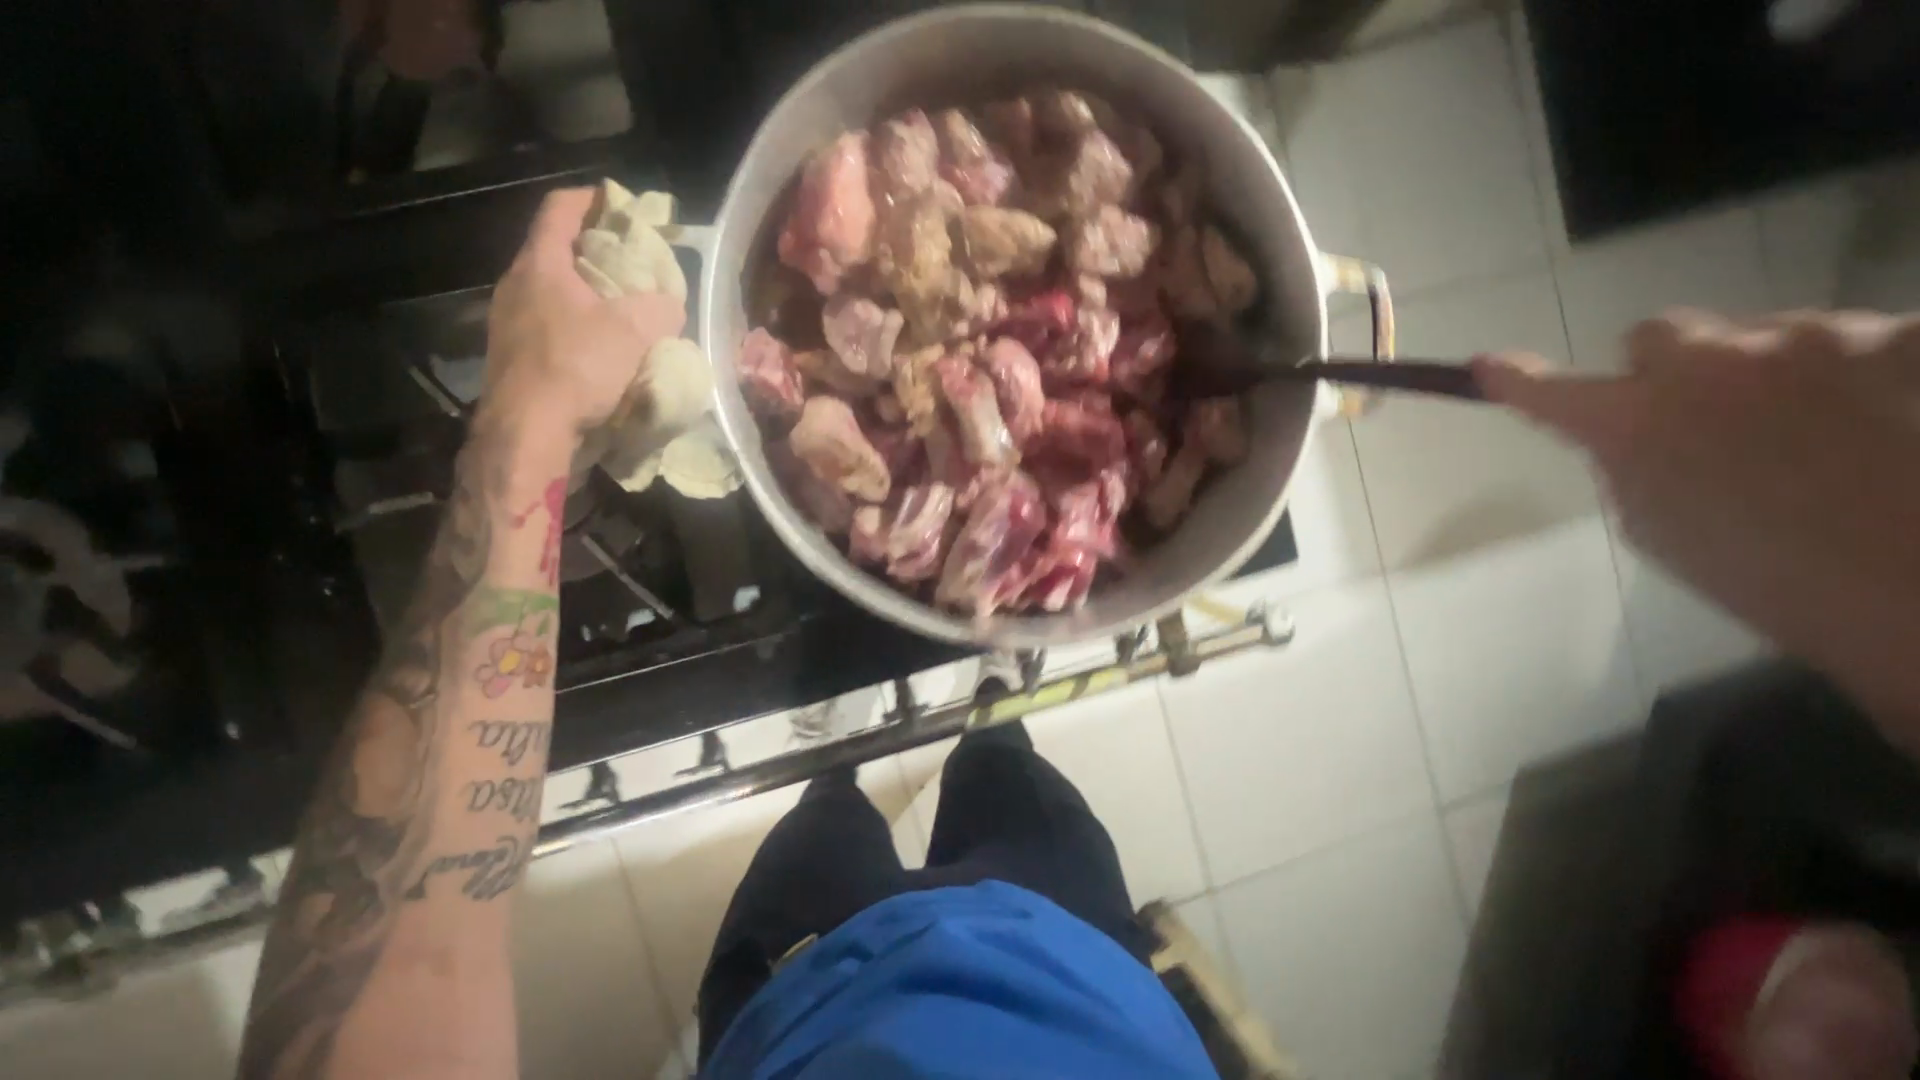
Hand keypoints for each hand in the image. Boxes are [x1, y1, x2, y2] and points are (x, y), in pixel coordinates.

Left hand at [483, 188, 686, 435]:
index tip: (620, 203)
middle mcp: (515, 285)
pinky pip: (548, 325)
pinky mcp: (512, 357)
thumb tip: (668, 305)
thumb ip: (659, 308)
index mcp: (540, 265)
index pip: (558, 209)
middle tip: (632, 264)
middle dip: (595, 252)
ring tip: (622, 310)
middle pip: (556, 251)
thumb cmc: (576, 367)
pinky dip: (576, 326)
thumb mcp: (633, 331)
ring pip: (552, 292)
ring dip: (586, 294)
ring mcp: (508, 322)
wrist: (527, 431)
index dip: (591, 198)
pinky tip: (600, 350)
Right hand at [1473, 310, 1919, 735]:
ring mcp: (1814, 338)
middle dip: (1672, 367)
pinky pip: (1865, 339)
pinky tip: (1889, 423)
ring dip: (1774, 370)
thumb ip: (1629, 466)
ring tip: (1830, 434)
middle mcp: (1710, 363)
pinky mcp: (1906, 332)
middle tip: (1709, 417)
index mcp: (1636, 422)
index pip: (1551, 392)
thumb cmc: (1777, 579)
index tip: (1486, 365)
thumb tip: (1626, 434)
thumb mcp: (1663, 531)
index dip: (1516, 380)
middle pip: (1661, 334)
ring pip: (1768, 334)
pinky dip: (1866, 373)